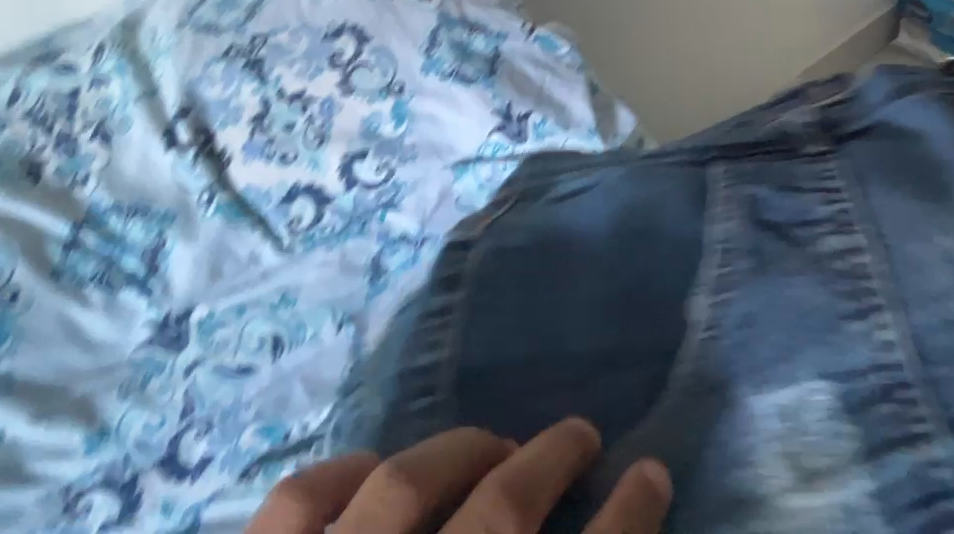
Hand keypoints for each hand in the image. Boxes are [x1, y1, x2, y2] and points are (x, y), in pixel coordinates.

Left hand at [246, 418, 671, 533]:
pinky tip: (379, 470)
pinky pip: (301, 503)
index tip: (652, 473)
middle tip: (581, 436)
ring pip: (408, 487)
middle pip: (503, 511)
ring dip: (466, 450)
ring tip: (496, 445)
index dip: (629, 518)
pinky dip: (344, 472)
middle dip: (556, 459)